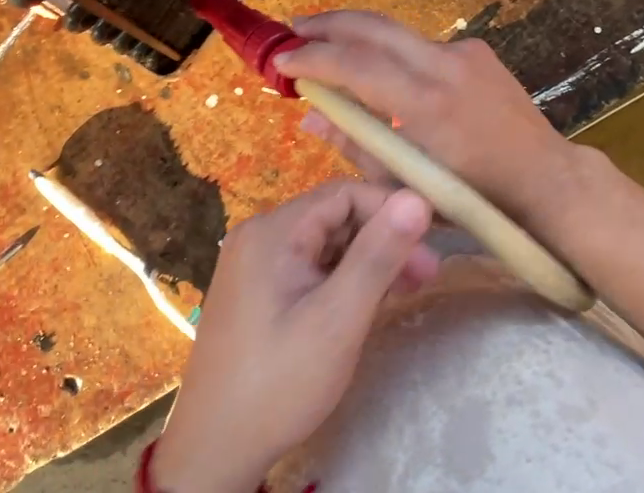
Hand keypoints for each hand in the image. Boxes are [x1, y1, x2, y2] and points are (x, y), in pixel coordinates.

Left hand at [151, 181, 438, 492]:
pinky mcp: (260, 292)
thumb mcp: (338, 318)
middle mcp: (261, 236)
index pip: (345, 193)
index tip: (429, 243)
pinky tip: (372, 302)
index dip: (391, 210)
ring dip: (369, 261)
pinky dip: (345, 279)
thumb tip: (418, 197)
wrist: (214, 451)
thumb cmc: (280, 382)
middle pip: (337, 217)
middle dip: (384, 239)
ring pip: (328, 244)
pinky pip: (312, 267)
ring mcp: (257, 265)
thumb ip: (378, 254)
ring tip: (408, 290)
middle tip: (427, 276)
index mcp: (273, 232)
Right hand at [274, 12, 586, 232]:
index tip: (280, 58)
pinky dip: (392, 52)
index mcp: (428, 104)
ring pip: (397, 33)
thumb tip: (310, 115)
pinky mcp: (478, 50)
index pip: (356, 65)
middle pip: (374, 27)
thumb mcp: (408, 184)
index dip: (313, 58)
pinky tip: (377, 68)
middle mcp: (446, 64)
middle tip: (291, 29)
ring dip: (357, 33)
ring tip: (322, 41)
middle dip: (328, 24)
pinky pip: (422, 47)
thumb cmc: (476, 197)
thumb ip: (357, 145)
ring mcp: (466, 52)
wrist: (546, 178)